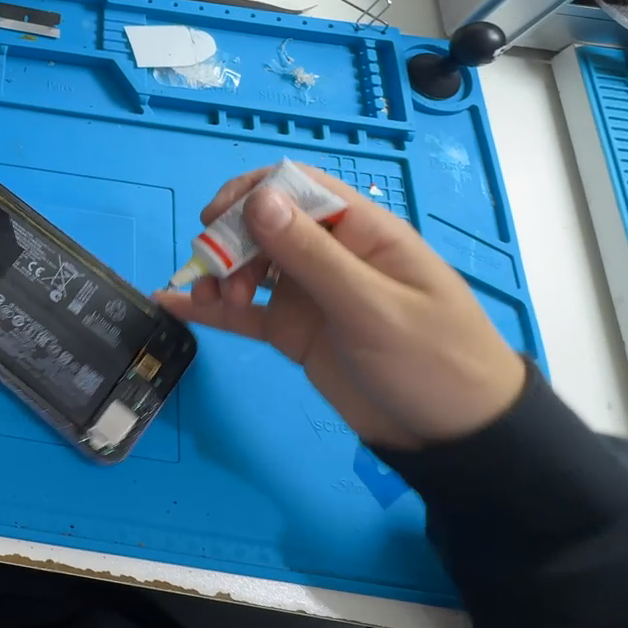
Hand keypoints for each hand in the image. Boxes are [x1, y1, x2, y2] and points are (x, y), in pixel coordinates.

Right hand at [153, 164, 525, 448]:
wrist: (454, 440)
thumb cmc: (433, 361)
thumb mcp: (372, 306)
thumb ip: (311, 253)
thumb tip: (257, 198)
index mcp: (360, 232)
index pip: (296, 187)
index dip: (251, 192)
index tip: (215, 217)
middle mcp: (328, 254)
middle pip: (261, 225)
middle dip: (228, 241)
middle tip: (216, 274)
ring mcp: (307, 292)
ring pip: (246, 265)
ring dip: (218, 274)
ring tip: (207, 300)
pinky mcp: (292, 329)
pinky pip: (242, 311)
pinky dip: (210, 307)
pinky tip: (173, 304)